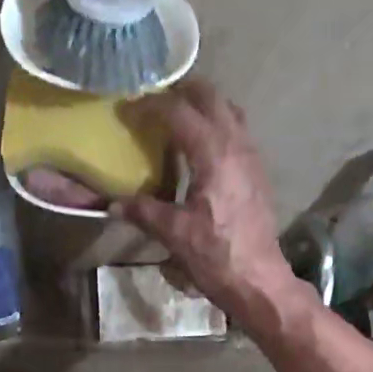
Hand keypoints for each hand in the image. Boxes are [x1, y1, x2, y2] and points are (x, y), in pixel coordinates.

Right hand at [115, 80, 291, 306]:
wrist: (257, 280)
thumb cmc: (216, 256)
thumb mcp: (174, 234)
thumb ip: (144, 212)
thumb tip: (115, 204)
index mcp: (214, 154)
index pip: (179, 112)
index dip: (151, 105)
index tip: (129, 109)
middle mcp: (237, 144)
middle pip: (211, 98)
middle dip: (183, 91)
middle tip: (156, 100)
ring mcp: (252, 156)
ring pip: (229, 111)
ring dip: (204, 106)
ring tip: (179, 117)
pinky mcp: (258, 172)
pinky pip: (238, 131)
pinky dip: (218, 125)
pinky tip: (202, 148)